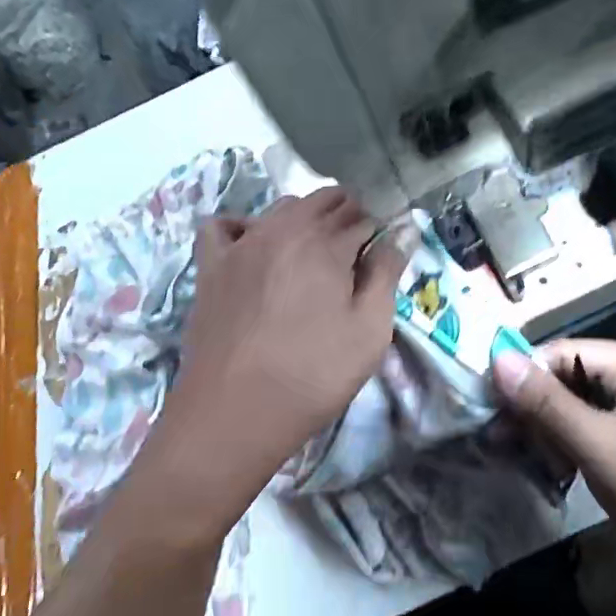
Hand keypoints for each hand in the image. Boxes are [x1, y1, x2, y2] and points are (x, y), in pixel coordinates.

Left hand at [164, 188, 412, 505]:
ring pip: (282, 207)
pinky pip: (224, 226)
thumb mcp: (370, 330)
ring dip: (308, 219)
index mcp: (325, 243)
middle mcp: (282, 229)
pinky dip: (245, 227)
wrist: (233, 415)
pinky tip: (256, 249)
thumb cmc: (314, 375)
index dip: (383, 228)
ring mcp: (241, 245)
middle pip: (326, 201)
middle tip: (361, 255)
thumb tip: (403, 229)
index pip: (365, 214)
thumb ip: (387, 273)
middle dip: (350, 216)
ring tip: (318, 255)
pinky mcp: (211, 266)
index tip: (390, 251)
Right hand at [491, 339, 615, 573]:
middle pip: (573, 375)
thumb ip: (547, 402)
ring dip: (555, 430)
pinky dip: (579, 442)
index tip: (490, 415)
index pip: (562, 352)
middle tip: (503, 445)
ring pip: (585, 402)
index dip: (523, 379)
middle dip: (538, 410)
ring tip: (532, 462)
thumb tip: (498, 358)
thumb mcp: (599, 446)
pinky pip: (604, 422)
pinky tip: (562, 468)